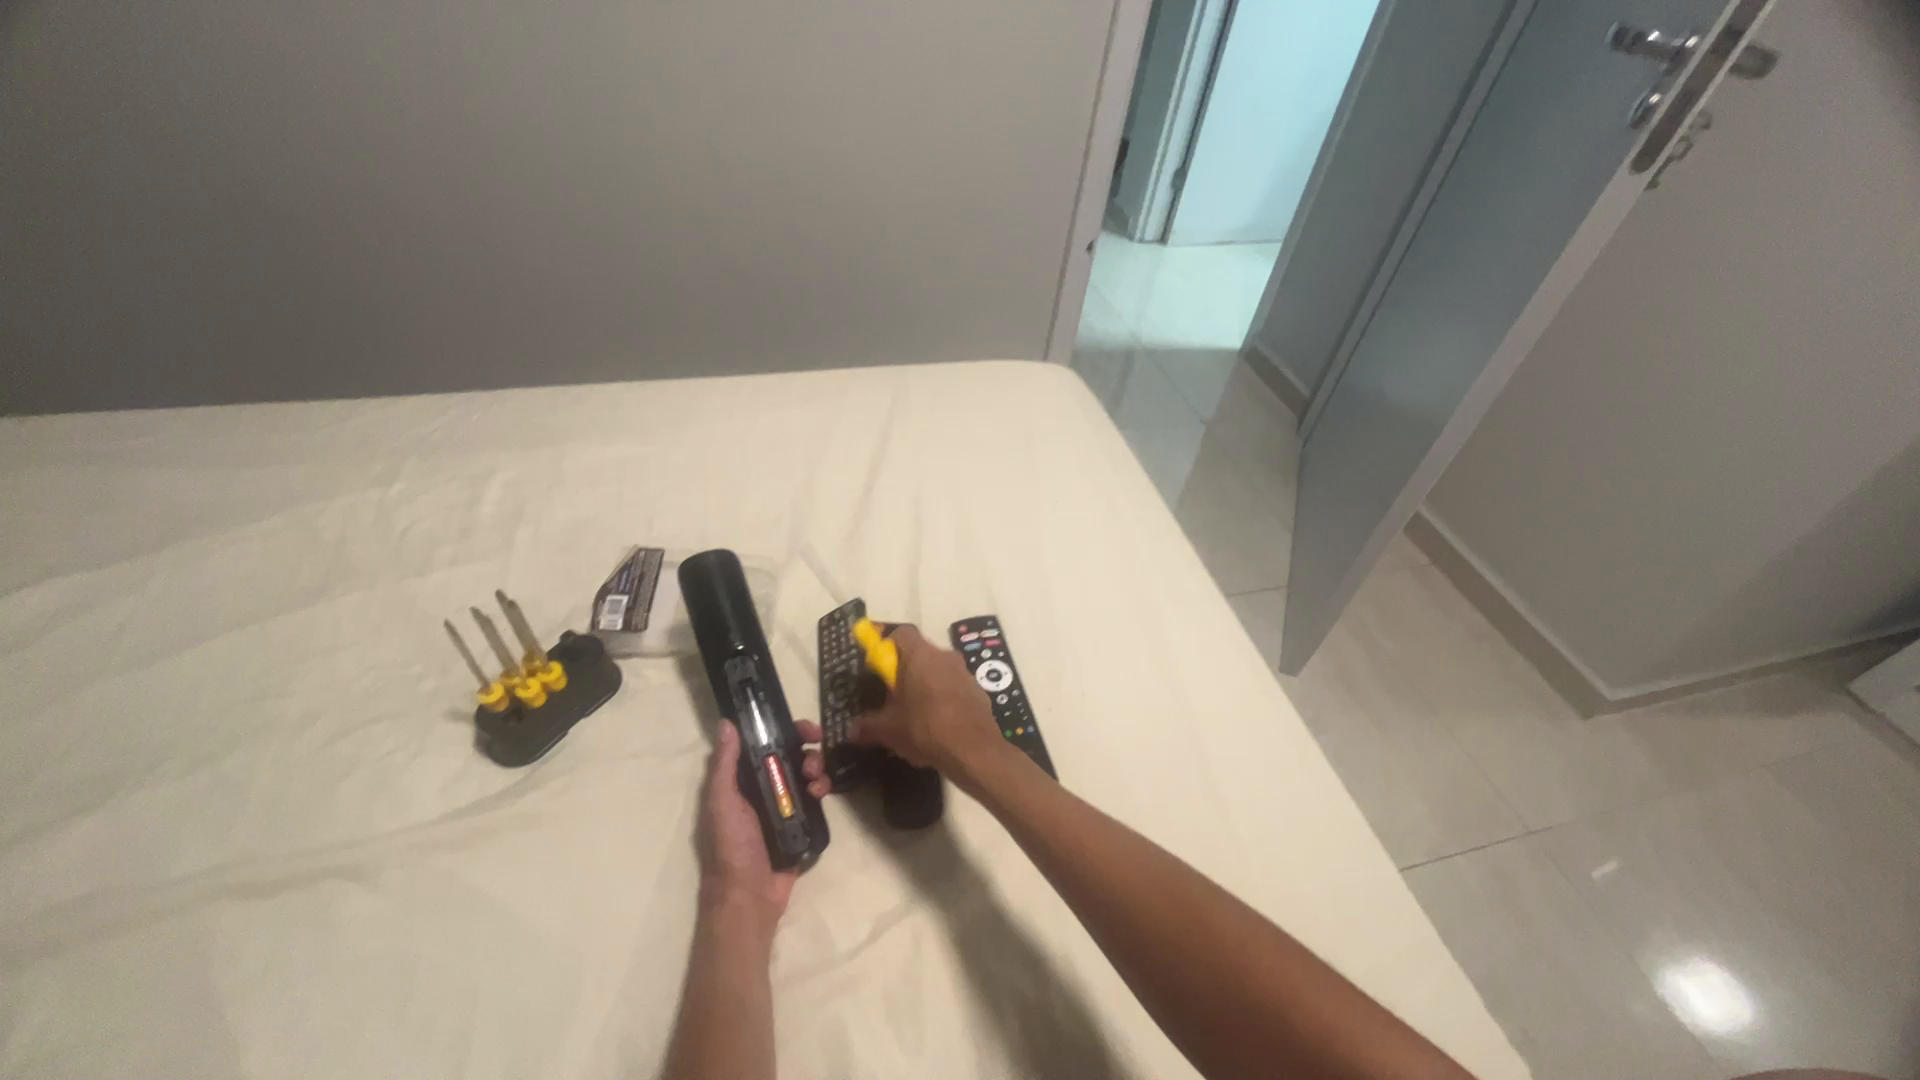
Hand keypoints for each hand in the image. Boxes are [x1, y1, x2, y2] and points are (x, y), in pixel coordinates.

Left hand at [696, 719, 828, 929]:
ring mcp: (784, 805)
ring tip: (817, 778)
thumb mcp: (721, 803)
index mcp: (740, 782)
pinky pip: (816, 797)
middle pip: (789, 755)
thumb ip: (724, 765)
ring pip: (805, 773)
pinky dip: (822, 788)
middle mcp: (762, 789)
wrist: (750, 897)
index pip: (762, 745)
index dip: (781, 731)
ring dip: (816, 766)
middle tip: (817, 747)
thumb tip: (726, 724)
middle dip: (806, 747)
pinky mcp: (802, 822)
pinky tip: (822, 793)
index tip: (800, 727)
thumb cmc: (731, 847)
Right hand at [850, 625, 1004, 774]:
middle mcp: (944, 656)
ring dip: (925, 686)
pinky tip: (937, 727)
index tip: (878, 666)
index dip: (886, 645)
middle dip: (905, 672)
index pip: (901, 633)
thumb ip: (868, 726)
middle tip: (893, 696)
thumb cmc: (925, 729)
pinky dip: (943, 700)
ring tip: (914, 715)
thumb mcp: (888, 730)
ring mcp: (965, 673)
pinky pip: (954, 688)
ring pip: (938, 672)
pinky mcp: (978, 692)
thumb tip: (852, 730)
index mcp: (920, 655)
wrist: (975, 751)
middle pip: (920, 654)